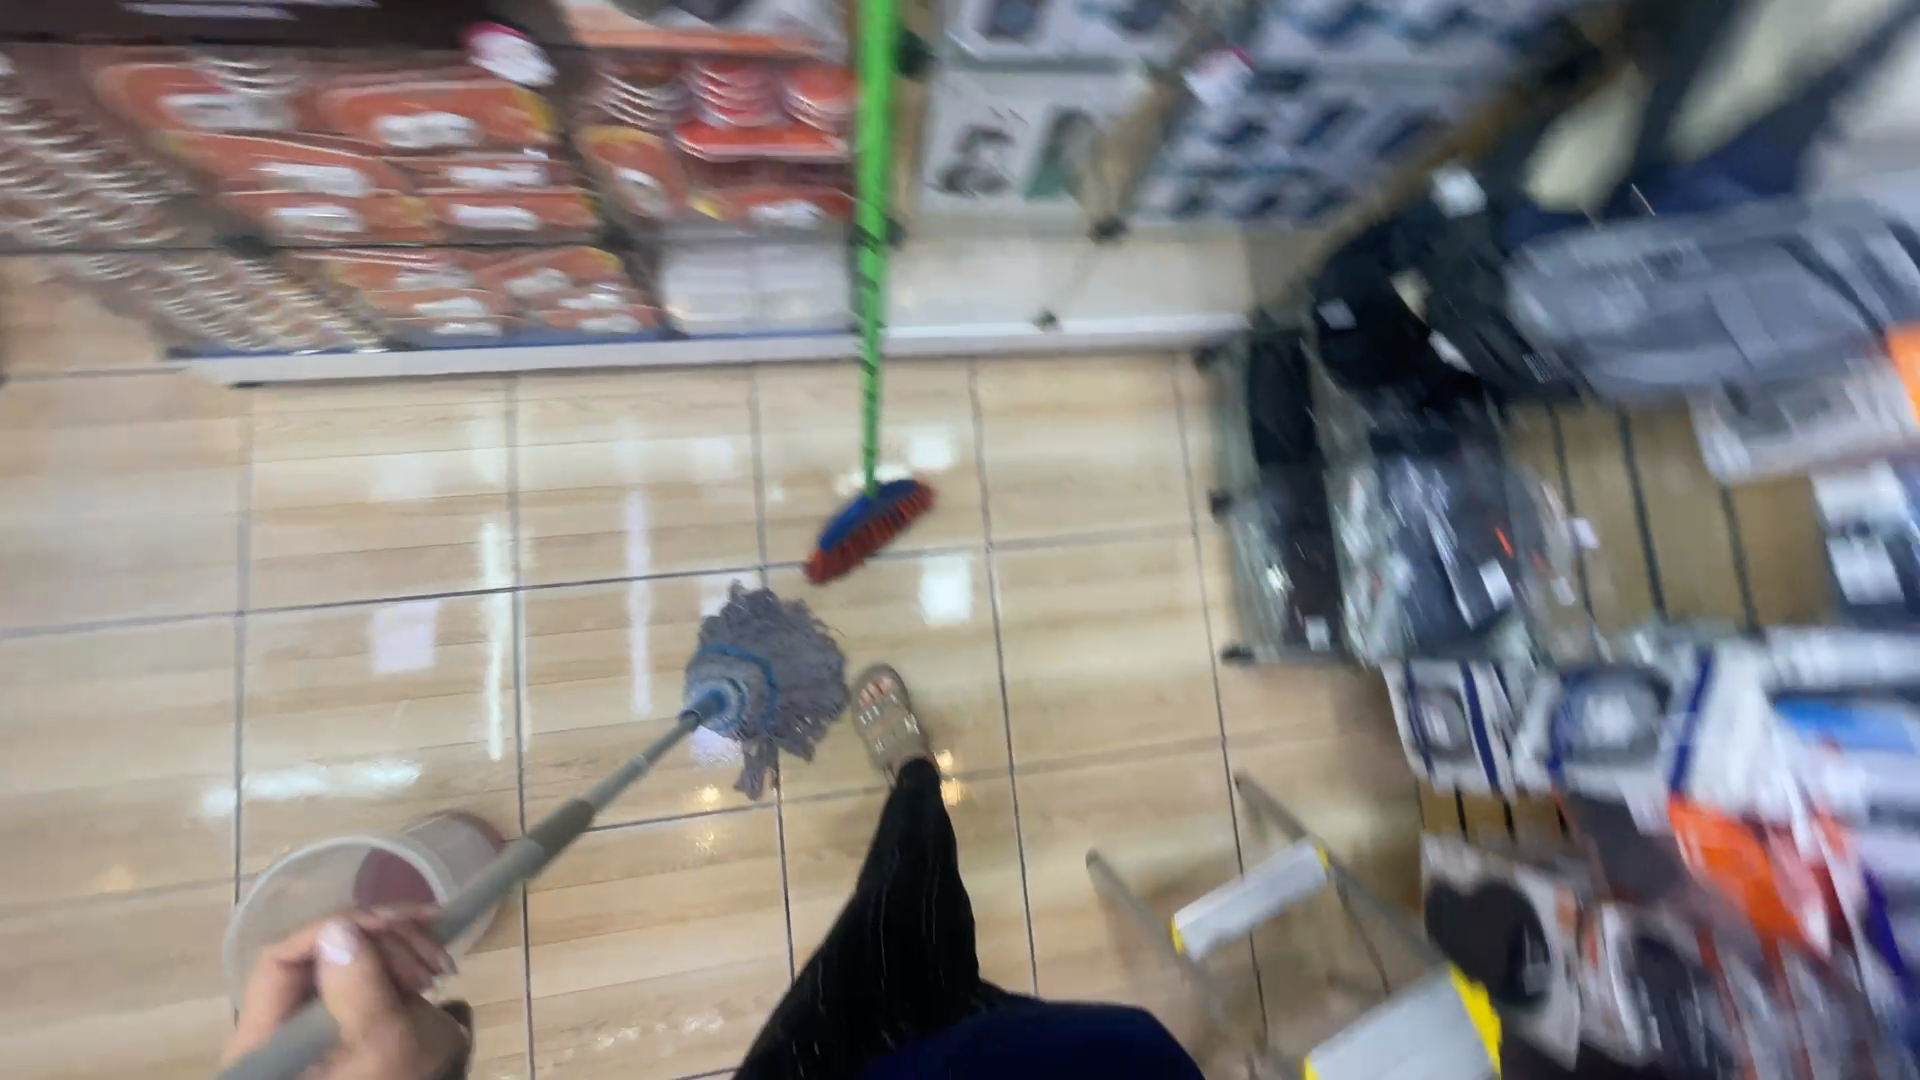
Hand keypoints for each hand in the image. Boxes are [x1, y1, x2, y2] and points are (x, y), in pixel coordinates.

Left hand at [222, 907, 470, 1079]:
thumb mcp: (381, 1039)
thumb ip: (357, 986)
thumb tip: (337, 927)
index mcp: (264, 1041)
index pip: (279, 961)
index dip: (331, 931)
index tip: (390, 922)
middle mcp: (280, 1018)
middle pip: (322, 947)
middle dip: (385, 940)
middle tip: (432, 959)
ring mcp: (315, 1004)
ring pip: (355, 940)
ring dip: (405, 942)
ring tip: (440, 966)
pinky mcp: (349, 993)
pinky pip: (373, 950)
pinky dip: (409, 945)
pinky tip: (436, 956)